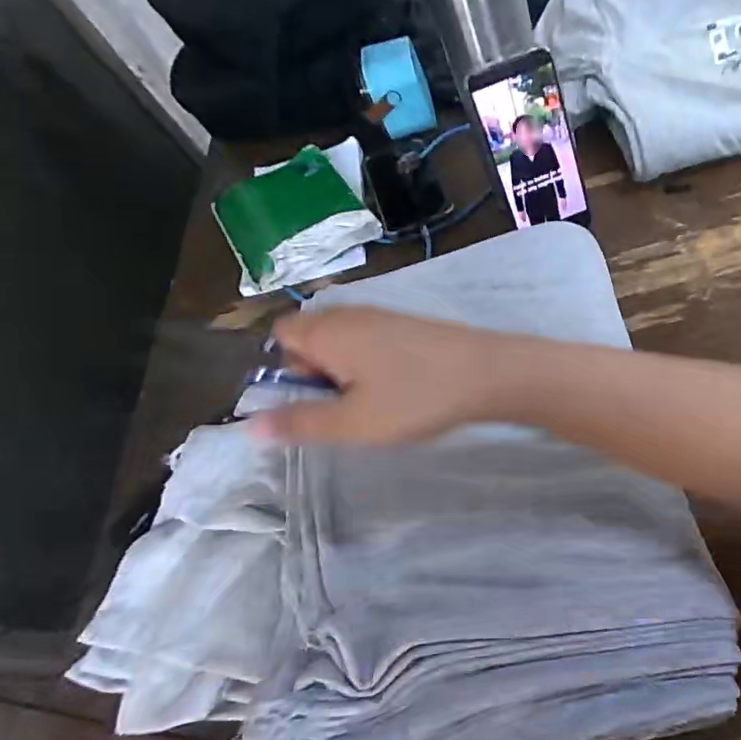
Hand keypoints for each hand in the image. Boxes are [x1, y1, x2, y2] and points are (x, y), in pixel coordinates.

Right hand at [253, 307, 524, 444]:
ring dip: (353, 375)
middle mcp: (352, 313)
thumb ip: (300, 423)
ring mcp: (386, 316)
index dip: (288, 369)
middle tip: (352, 405)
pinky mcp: (413, 327)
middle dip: (321, 374)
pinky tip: (407, 390)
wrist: (490, 372)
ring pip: (348, 345)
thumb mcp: (353, 422)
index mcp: (327, 329)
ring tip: (382, 403)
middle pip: (314, 340)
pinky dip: (381, 368)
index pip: (281, 334)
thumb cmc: (415, 397)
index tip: (318, 396)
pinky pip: (377, 345)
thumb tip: (250, 426)